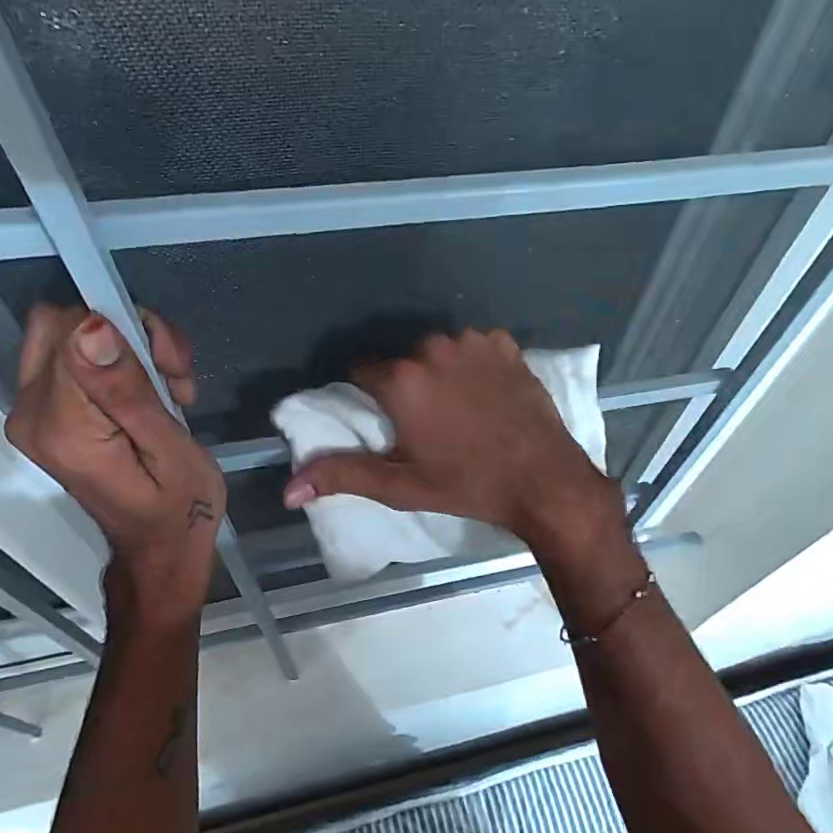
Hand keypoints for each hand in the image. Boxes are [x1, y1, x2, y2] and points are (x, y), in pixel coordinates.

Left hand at [6, 305, 221, 601]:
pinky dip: (119, 361)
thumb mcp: (171, 451)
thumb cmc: (179, 508)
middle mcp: (30, 412)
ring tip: (171, 388)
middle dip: (129, 334)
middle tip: (174, 375)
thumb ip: (128, 392)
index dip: (127, 332)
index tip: (169, 368)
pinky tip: (154, 392)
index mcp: (62, 425)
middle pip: (64, 324)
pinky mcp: (46, 412)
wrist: (160, 548)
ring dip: (130, 347)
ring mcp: (32, 412)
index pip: (73, 331)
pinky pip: (74, 357)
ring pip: (71, 334)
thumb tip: (92, 328)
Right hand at [280, 328, 620, 547]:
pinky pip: (476, 348)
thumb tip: (288, 490)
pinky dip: (475, 365)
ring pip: (439, 351)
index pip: (361, 369)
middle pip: (402, 359)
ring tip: (459, 410)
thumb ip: (342, 475)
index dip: (366, 394)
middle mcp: (434, 348)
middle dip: (406, 385)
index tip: (383, 418)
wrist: (544, 481)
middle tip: (426, 422)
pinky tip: (487, 395)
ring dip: (441, 372)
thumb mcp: (401, 485)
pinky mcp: (506, 345)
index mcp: (402, 379)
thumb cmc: (468, 484)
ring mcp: (475, 342)